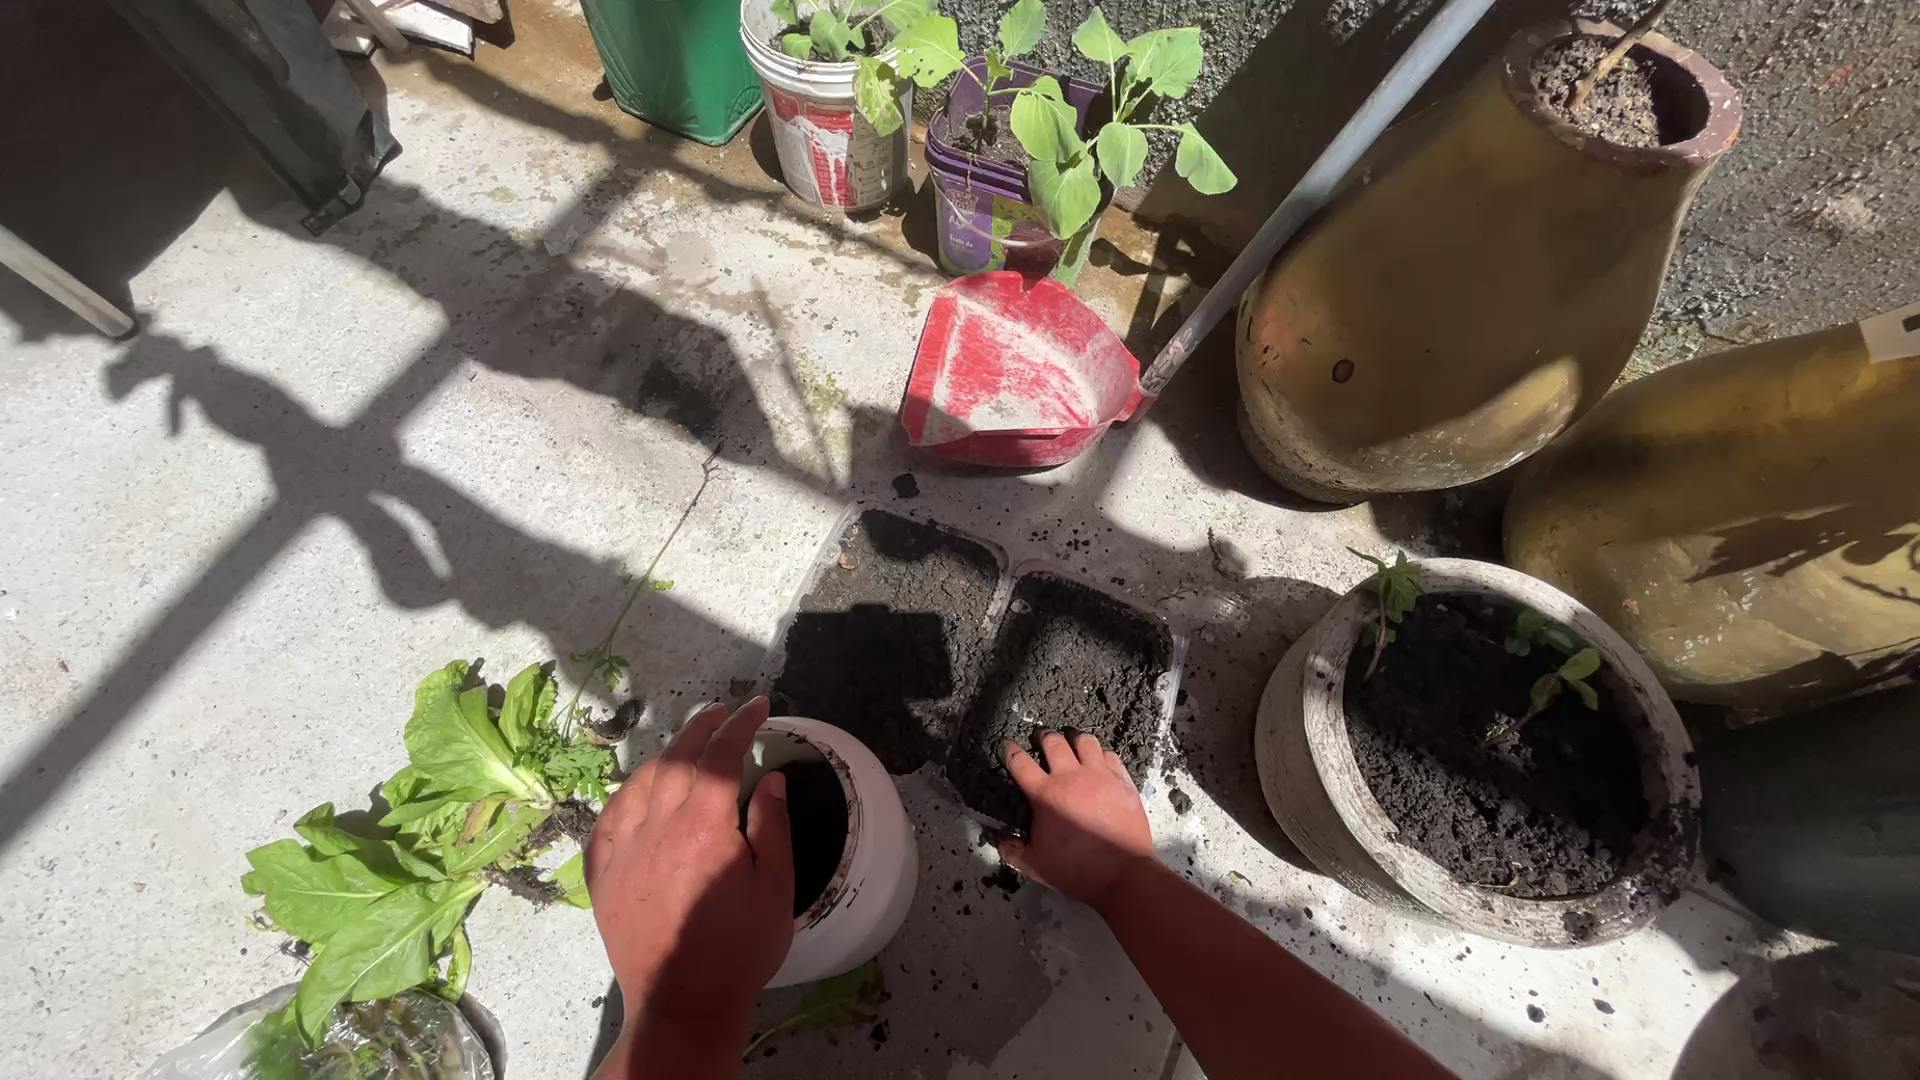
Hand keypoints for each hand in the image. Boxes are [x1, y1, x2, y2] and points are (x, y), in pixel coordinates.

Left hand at [585, 697, 792, 1042]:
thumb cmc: (740, 947)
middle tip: (724, 711)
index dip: (741, 725)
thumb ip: (773, 824)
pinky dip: (629, 792)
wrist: (684, 1006)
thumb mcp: (776, 885)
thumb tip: (771, 778)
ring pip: (641, 782)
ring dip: (667, 752)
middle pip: (677, 758)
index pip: (720, 756)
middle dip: (702, 727)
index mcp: (704, 827)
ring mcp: (624, 852)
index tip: (759, 707)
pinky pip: (609, 818)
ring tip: (688, 741)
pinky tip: (641, 789)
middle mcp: (658, 828)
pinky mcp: (604, 876)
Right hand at [997, 731, 1156, 914]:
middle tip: (1041, 741)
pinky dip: (1100, 755)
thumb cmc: (1076, 870)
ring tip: (1072, 747)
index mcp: (1045, 794)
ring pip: (1084, 740)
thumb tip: (998, 838)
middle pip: (1052, 741)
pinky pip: (1109, 754)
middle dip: (1043, 737)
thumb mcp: (1036, 865)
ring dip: (1074, 741)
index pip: (1020, 762)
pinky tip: (1098, 764)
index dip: (1010, 750)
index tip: (1008, 746)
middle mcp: (1070, 777)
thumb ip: (1012, 849)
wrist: (1123, 875)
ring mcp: (1098, 775)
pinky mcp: (1121, 779)